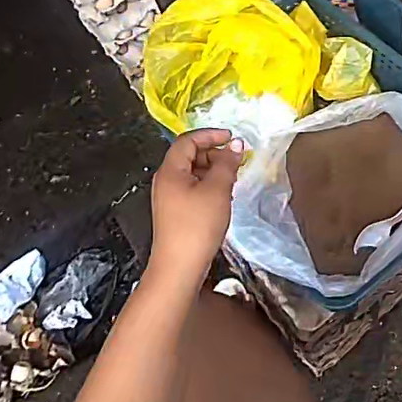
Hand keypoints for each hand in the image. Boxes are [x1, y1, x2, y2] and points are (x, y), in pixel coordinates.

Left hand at [149, 129, 242, 280]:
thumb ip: (227, 164)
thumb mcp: (217, 190)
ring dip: (213, 170)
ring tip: (233, 178)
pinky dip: (209, 185)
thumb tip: (235, 145)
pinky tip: (224, 196)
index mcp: (171, 171)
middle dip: (214, 153)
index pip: (188, 141)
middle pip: (189, 155)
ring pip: (193, 172)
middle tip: (236, 160)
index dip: (210, 135)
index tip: (232, 137)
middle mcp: (166, 180)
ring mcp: (169, 197)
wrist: (180, 266)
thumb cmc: (197, 226)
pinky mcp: (176, 211)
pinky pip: (193, 188)